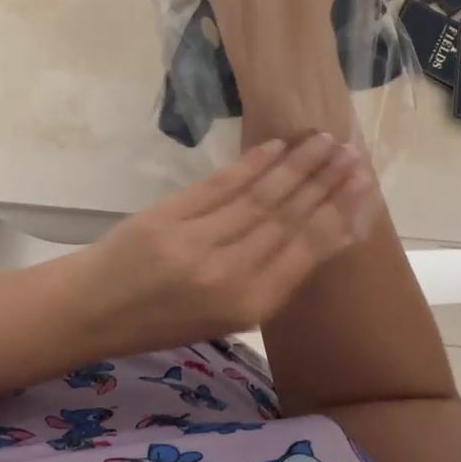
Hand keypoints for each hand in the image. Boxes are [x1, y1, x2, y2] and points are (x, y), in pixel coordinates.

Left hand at [69, 133, 374, 352]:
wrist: (95, 309)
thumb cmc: (162, 321)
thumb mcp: (224, 318)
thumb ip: (268, 281)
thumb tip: (314, 237)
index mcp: (249, 305)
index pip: (306, 250)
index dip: (339, 212)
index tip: (365, 183)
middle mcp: (229, 272)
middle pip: (288, 217)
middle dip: (325, 182)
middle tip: (353, 152)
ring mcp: (196, 240)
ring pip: (260, 197)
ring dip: (296, 166)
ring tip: (325, 141)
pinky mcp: (168, 216)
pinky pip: (220, 186)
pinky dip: (251, 164)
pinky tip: (276, 147)